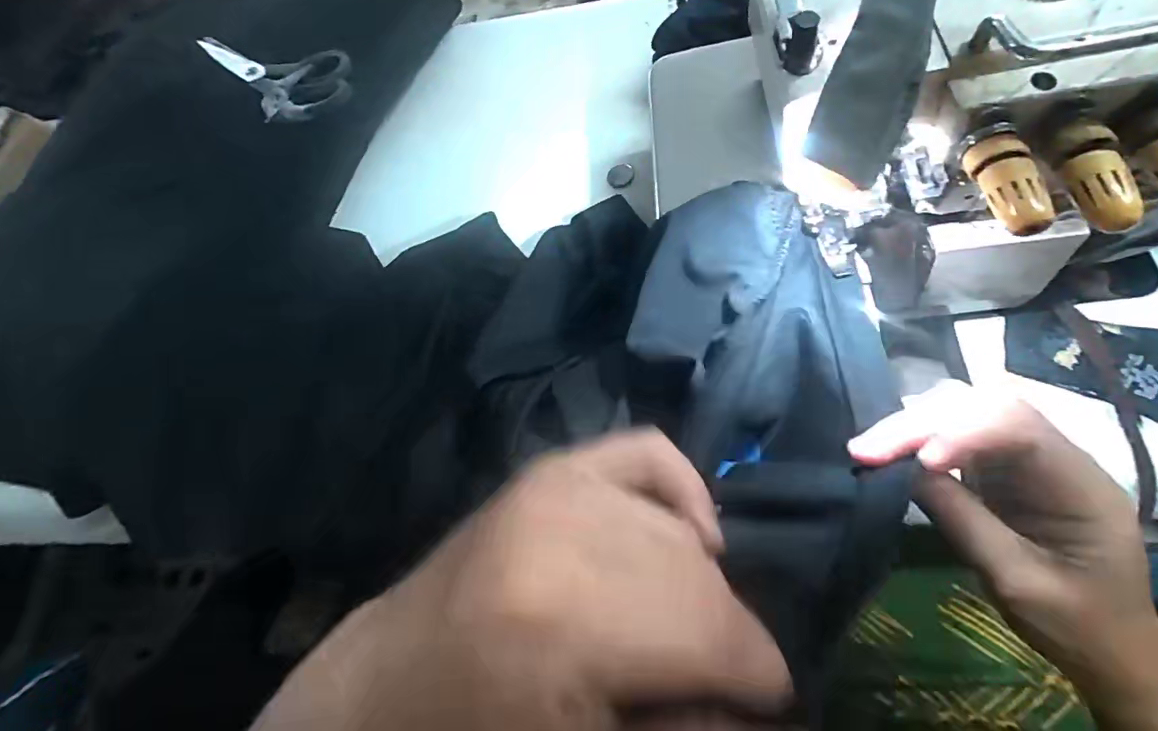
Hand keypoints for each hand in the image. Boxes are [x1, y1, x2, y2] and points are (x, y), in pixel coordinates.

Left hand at [252, 430, 791, 730]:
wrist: (385, 693)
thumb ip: (680, 723)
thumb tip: (750, 697)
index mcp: (567, 621)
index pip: (710, 632)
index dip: (759, 675)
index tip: (773, 700)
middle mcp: (564, 531)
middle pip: (695, 579)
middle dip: (730, 635)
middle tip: (730, 678)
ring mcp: (554, 486)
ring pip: (674, 528)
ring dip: (701, 581)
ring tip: (692, 626)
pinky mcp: (549, 469)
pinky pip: (643, 453)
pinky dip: (680, 488)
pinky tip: (694, 531)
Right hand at [847, 380, 1151, 683]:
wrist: (1109, 649)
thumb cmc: (1076, 624)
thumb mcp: (1021, 584)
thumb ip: (967, 523)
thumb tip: (906, 471)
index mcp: (1081, 481)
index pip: (1019, 426)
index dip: (964, 431)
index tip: (921, 461)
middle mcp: (1052, 450)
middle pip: (981, 406)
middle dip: (920, 422)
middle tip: (865, 450)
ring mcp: (1023, 452)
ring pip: (961, 409)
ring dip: (910, 423)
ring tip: (867, 449)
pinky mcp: (998, 461)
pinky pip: (952, 430)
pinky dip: (915, 435)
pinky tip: (887, 449)